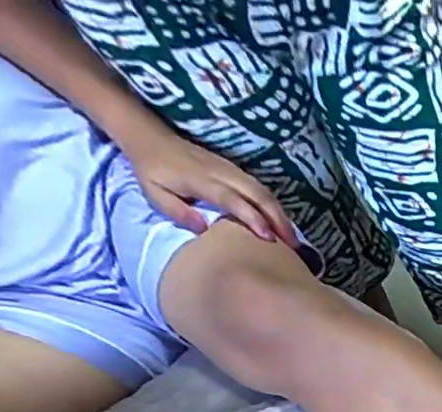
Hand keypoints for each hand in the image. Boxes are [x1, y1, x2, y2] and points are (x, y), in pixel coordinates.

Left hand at [121, 128, 295, 244]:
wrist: (148, 136)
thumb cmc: (151, 171)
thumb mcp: (154, 195)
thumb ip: (178, 212)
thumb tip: (205, 229)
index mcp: (201, 180)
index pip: (233, 199)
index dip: (253, 218)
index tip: (269, 239)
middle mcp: (220, 172)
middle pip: (258, 195)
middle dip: (278, 220)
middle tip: (293, 246)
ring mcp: (229, 168)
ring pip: (263, 191)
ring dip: (281, 214)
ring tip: (293, 238)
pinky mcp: (234, 169)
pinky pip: (260, 188)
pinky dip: (274, 206)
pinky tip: (281, 222)